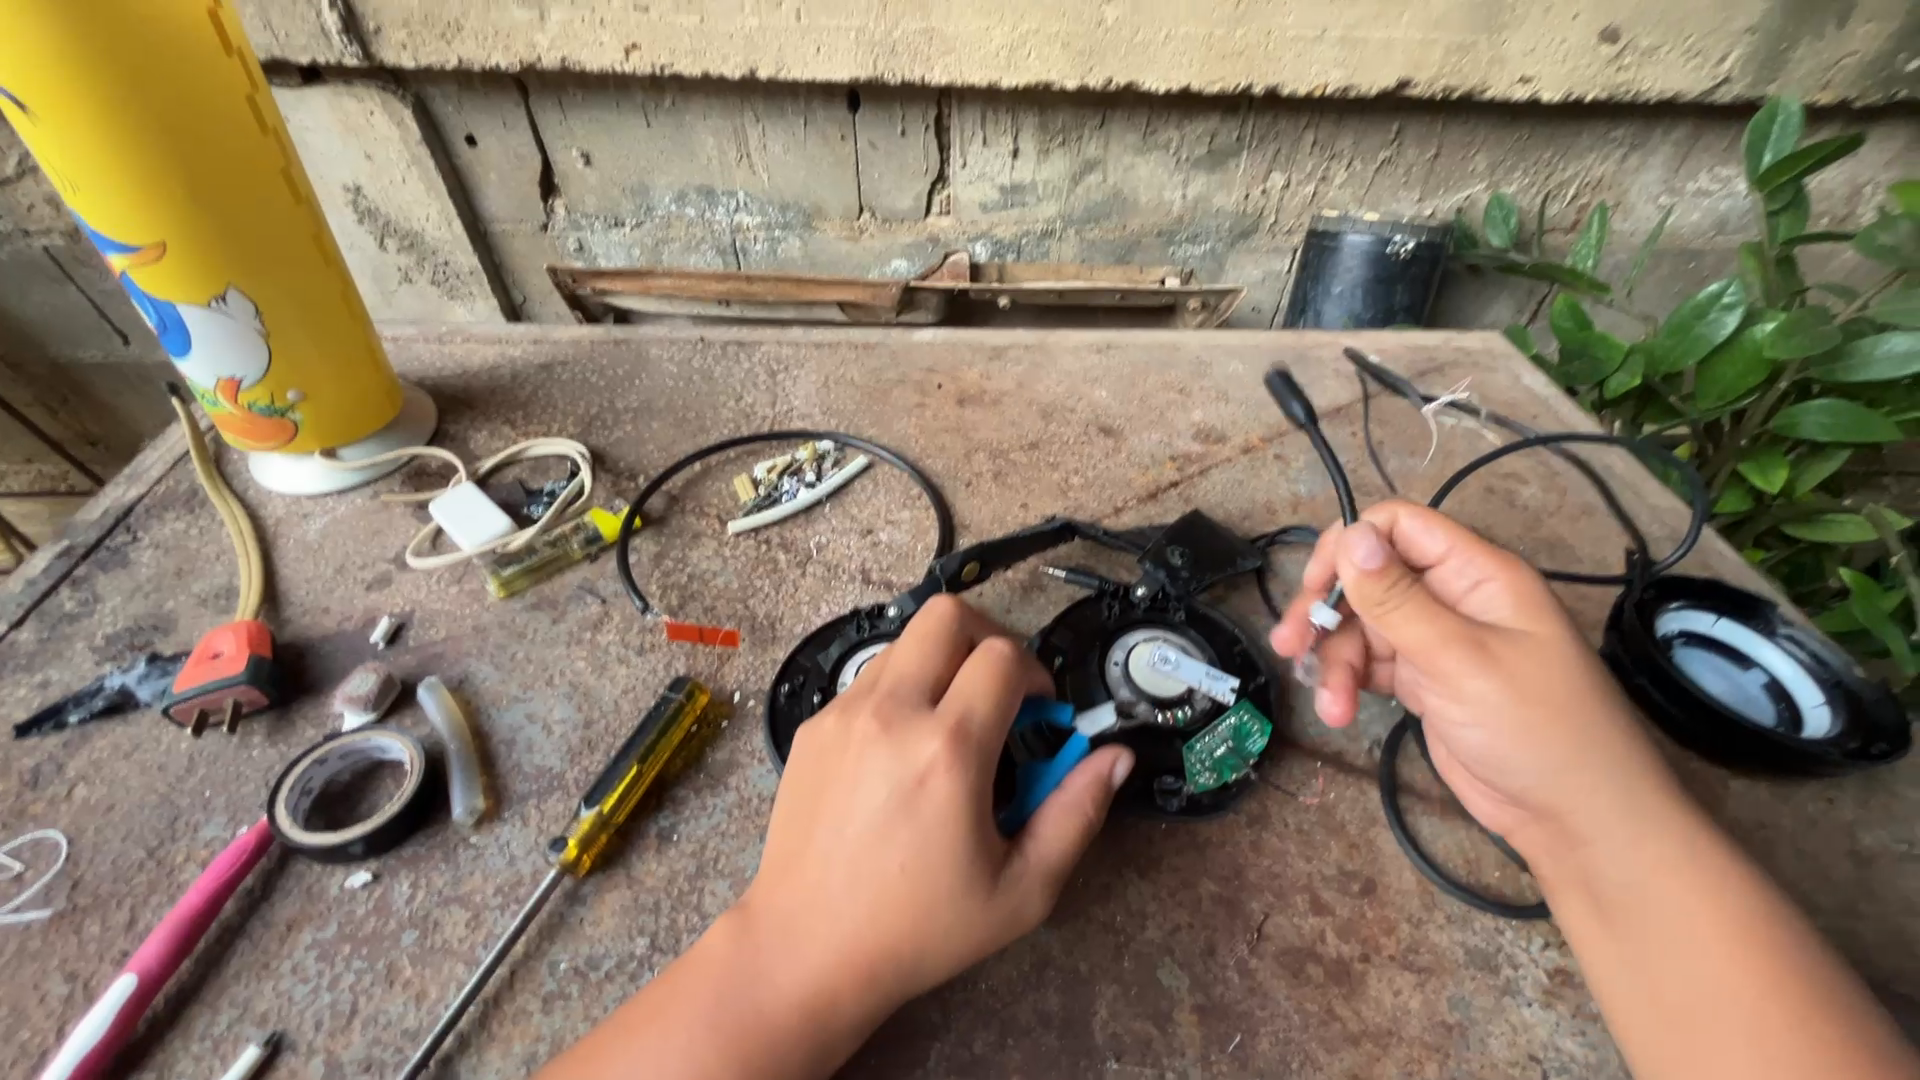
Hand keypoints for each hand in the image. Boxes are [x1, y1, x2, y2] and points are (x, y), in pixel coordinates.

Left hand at [736, 595, 1134, 1015]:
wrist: (805, 949)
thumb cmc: (920, 928)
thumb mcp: (1021, 889)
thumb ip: (1077, 813)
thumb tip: (1117, 756)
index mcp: (948, 749)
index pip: (1003, 656)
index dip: (1036, 672)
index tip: (1040, 711)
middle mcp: (892, 713)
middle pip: (947, 615)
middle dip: (988, 636)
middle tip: (1001, 687)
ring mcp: (844, 713)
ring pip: (906, 641)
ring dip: (943, 662)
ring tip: (954, 720)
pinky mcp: (814, 725)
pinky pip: (870, 678)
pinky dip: (903, 690)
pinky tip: (905, 748)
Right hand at [1268, 500, 1681, 860]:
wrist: (1576, 819)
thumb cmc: (1534, 728)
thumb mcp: (1458, 659)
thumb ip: (1397, 598)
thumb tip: (1350, 534)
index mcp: (1475, 575)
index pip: (1398, 526)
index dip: (1350, 546)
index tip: (1316, 587)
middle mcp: (1451, 598)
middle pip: (1366, 577)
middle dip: (1325, 609)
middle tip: (1290, 643)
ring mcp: (1434, 639)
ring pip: (1358, 625)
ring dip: (1332, 659)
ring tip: (1325, 701)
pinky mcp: (1422, 678)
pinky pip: (1367, 663)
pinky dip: (1345, 682)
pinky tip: (1336, 710)